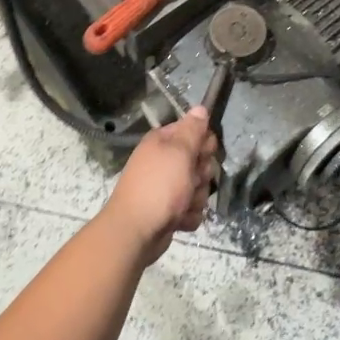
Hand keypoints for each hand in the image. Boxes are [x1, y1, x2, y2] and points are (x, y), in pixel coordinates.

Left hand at [97, 106, 218, 264]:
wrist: (136, 231)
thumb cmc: (159, 186)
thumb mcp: (179, 152)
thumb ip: (192, 130)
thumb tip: (201, 108)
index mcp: (163, 142)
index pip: (195, 132)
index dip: (204, 144)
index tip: (203, 154)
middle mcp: (164, 161)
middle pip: (200, 162)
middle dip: (201, 175)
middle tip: (191, 181)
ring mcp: (167, 187)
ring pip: (198, 187)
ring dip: (196, 198)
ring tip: (182, 205)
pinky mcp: (170, 210)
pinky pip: (192, 209)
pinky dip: (188, 216)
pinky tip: (179, 220)